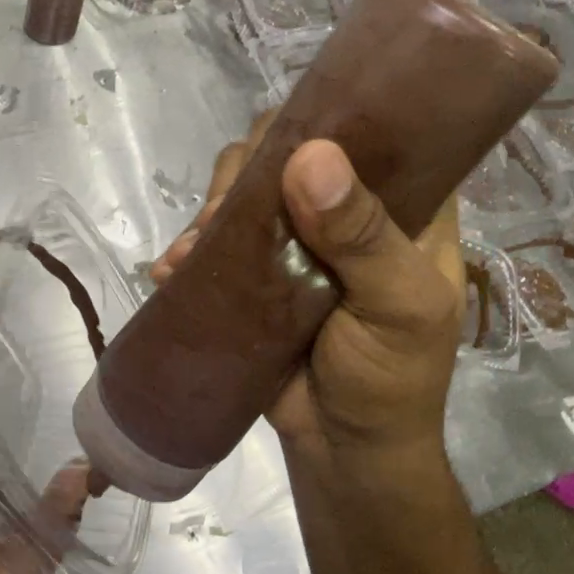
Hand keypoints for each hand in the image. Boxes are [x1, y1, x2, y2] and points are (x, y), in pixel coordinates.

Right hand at [152, 118, 463, 465]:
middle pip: (287, 151)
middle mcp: (345, 209)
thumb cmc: (390, 379)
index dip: (321, 122)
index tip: (280, 145)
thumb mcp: (397, 306)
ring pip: (244, 189)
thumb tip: (310, 157)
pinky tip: (169, 271)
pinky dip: (188, 247)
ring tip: (191, 252)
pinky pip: (214, 238)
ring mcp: (294, 238)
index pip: (366, 131)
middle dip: (245, 175)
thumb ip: (362, 236)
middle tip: (223, 217)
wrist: (342, 450)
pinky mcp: (253, 270)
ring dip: (209, 210)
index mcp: (404, 205)